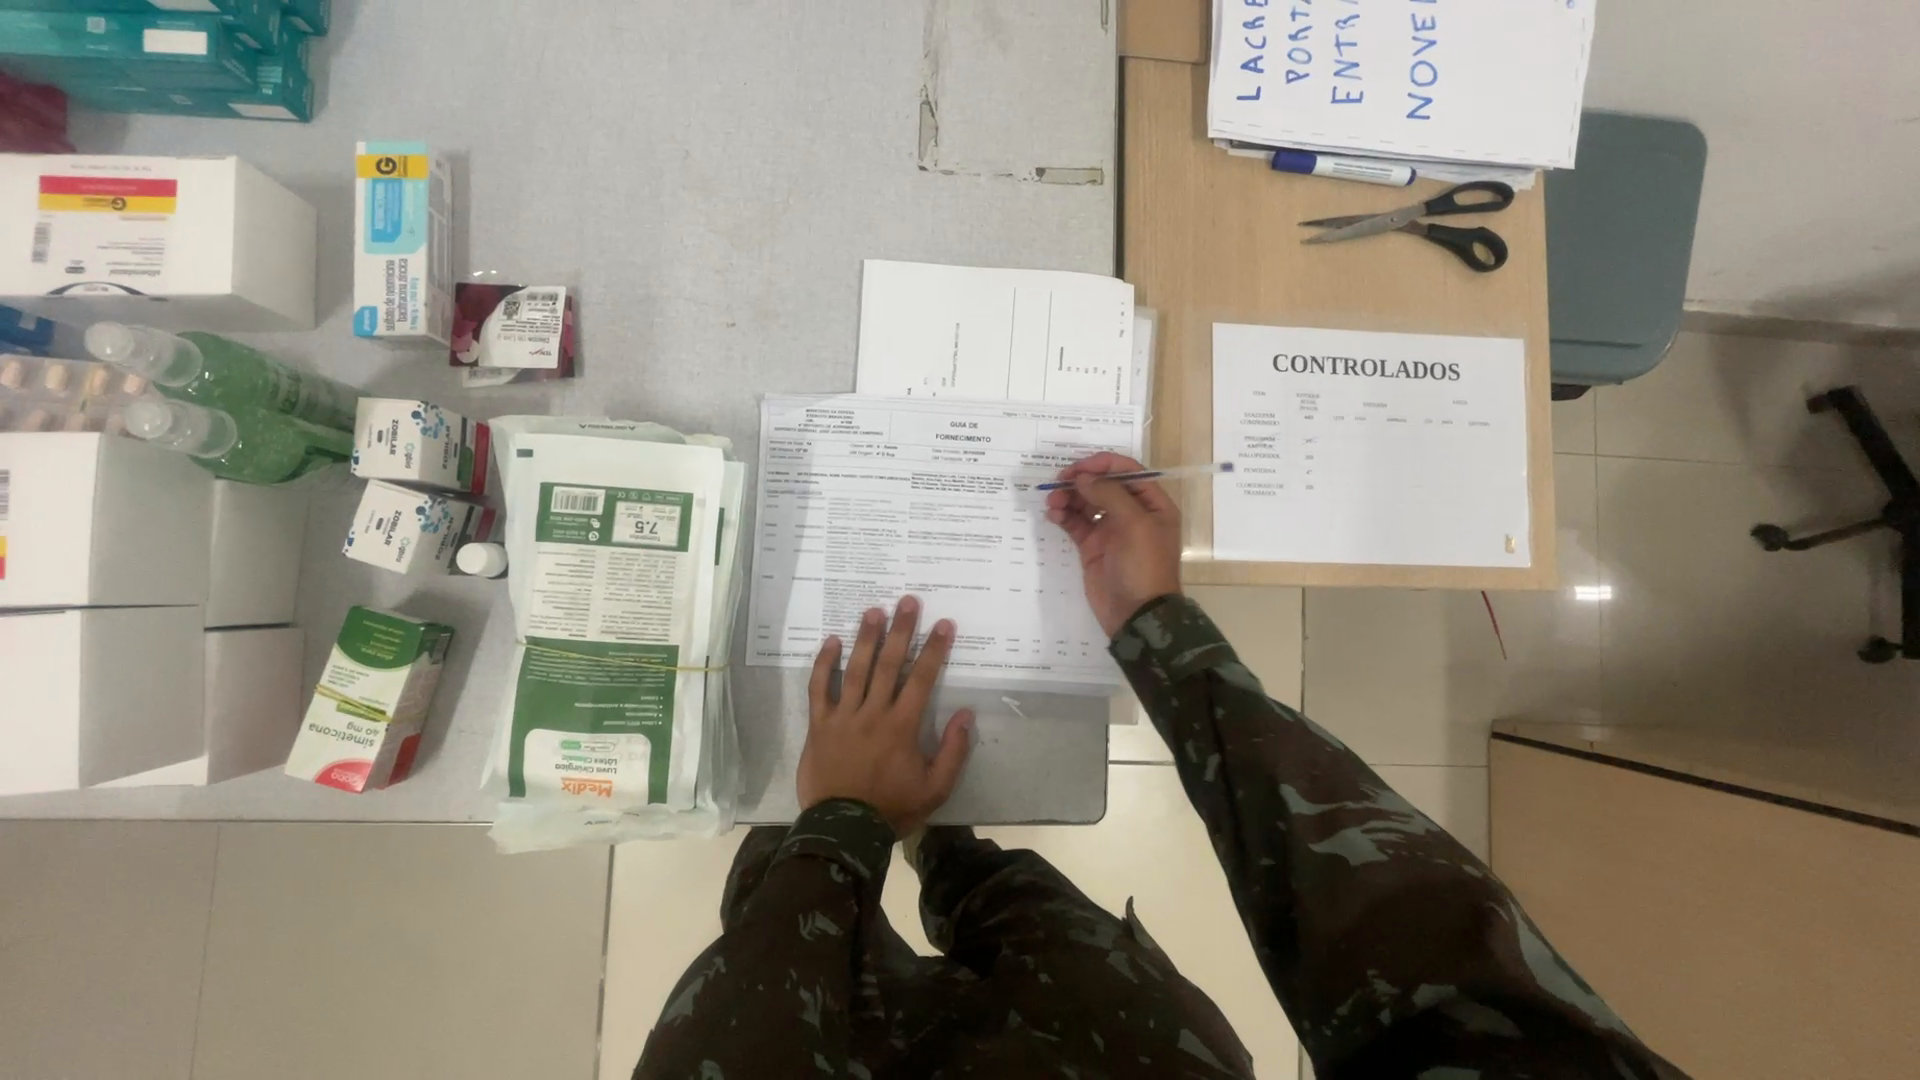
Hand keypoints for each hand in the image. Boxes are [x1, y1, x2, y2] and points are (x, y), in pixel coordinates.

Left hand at [798, 596, 974, 835]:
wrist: (843, 830)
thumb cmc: (892, 809)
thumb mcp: (936, 789)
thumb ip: (954, 751)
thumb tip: (966, 714)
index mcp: (902, 726)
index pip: (922, 678)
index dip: (934, 649)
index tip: (943, 624)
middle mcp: (873, 713)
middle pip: (888, 664)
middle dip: (901, 630)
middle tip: (908, 600)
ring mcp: (842, 717)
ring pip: (855, 669)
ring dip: (866, 637)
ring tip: (874, 610)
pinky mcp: (819, 726)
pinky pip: (819, 688)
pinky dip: (824, 664)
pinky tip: (832, 641)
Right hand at [1044, 452, 1183, 637]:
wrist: (1136, 614)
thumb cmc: (1144, 566)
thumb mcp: (1134, 525)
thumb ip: (1109, 495)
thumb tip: (1083, 477)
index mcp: (1152, 504)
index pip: (1128, 471)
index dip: (1103, 465)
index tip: (1078, 468)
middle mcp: (1132, 513)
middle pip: (1104, 485)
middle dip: (1081, 481)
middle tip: (1058, 483)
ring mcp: (1111, 530)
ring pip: (1086, 503)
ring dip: (1069, 498)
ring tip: (1052, 502)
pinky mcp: (1092, 547)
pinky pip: (1075, 524)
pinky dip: (1064, 516)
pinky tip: (1053, 515)